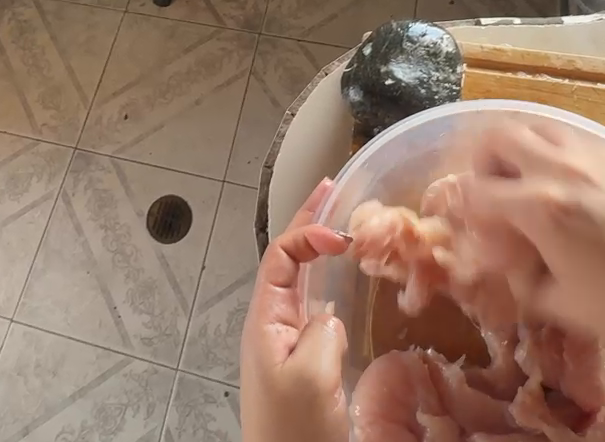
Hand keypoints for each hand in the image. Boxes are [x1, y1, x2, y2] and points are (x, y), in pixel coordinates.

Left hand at [240, 179, 353, 441]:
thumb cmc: (291, 433)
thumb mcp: (310, 378)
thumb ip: (321, 334)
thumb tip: (329, 317)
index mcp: (265, 320)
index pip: (281, 257)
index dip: (307, 234)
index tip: (338, 236)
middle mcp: (272, 322)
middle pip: (287, 258)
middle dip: (307, 220)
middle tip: (329, 188)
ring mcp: (285, 339)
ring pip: (299, 277)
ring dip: (316, 244)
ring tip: (334, 216)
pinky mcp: (302, 358)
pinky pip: (312, 304)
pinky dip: (326, 278)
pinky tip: (340, 273)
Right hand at [455, 121, 604, 354]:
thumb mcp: (564, 306)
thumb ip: (521, 279)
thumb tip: (504, 262)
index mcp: (540, 208)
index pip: (475, 192)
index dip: (464, 211)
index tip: (473, 229)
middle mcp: (558, 168)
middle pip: (495, 138)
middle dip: (482, 163)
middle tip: (492, 191)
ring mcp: (590, 154)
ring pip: (531, 125)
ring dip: (516, 147)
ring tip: (525, 178)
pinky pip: (567, 133)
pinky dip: (550, 148)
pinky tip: (567, 181)